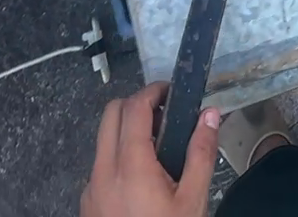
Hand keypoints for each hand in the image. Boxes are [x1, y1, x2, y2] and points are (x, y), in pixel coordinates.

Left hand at [80, 82, 220, 216]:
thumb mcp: (192, 200)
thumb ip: (201, 152)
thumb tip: (210, 113)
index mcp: (130, 166)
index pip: (134, 107)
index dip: (153, 91)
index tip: (172, 91)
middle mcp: (102, 172)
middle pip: (110, 113)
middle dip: (136, 104)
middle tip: (164, 115)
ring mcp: (90, 189)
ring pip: (102, 139)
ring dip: (125, 129)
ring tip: (157, 147)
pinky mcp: (86, 205)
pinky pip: (99, 164)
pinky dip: (117, 155)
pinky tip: (141, 177)